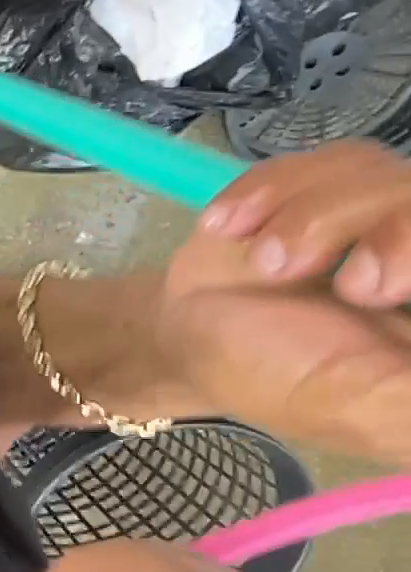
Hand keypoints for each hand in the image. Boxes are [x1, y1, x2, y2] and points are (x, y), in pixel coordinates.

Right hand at [160, 141, 410, 464]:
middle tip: (353, 288)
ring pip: (390, 176)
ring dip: (311, 218)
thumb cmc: (277, 380)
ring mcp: (395, 217)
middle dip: (391, 237)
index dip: (408, 249)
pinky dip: (267, 191)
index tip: (375, 289)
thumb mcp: (374, 410)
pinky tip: (234, 228)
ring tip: (269, 265)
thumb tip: (409, 329)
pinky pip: (332, 160)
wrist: (183, 333)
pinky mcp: (332, 187)